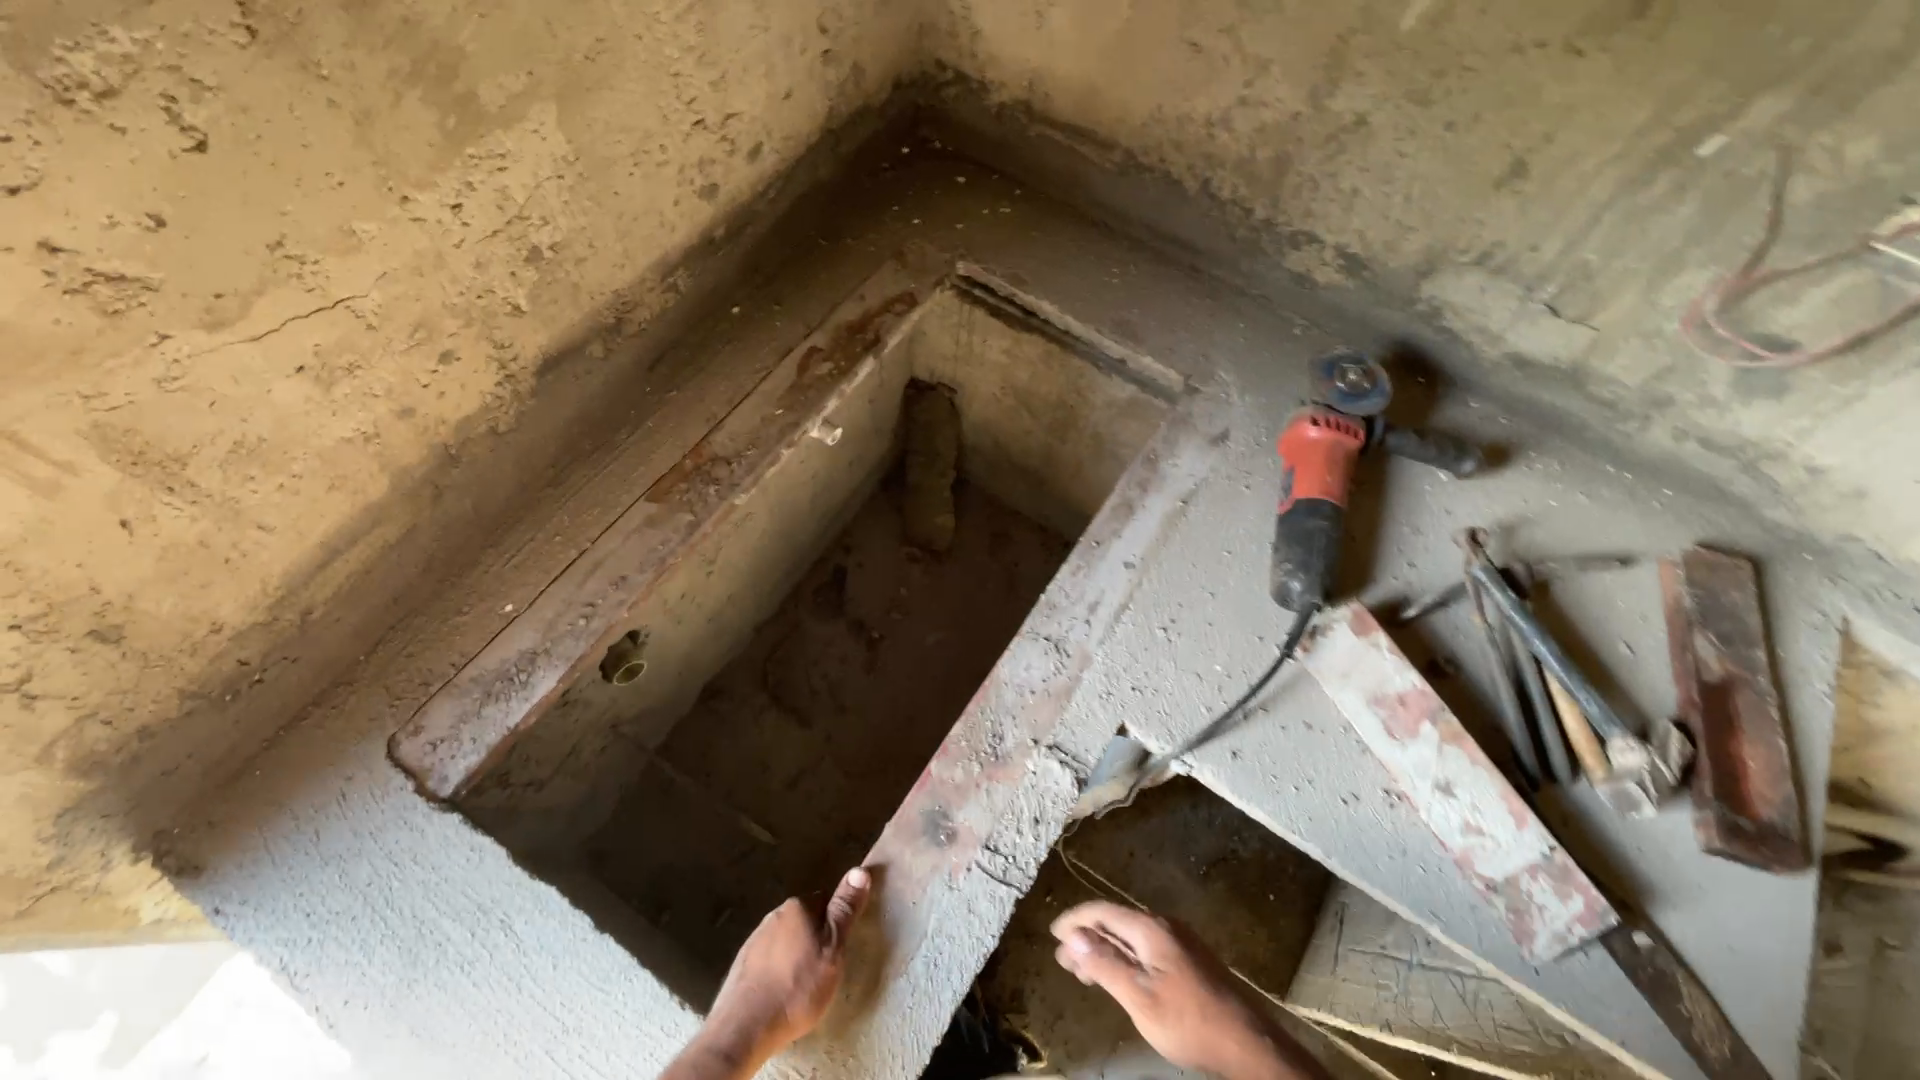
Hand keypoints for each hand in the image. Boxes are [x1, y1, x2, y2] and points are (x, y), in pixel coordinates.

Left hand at [696, 867, 871, 1071]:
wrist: (744, 1028)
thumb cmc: (797, 988)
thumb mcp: (832, 951)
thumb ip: (844, 911)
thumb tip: (860, 870)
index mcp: (797, 907)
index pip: (825, 901)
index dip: (836, 922)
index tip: (842, 946)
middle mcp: (773, 916)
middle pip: (804, 920)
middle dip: (815, 938)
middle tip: (826, 968)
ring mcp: (754, 940)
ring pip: (785, 940)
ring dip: (795, 955)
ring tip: (804, 984)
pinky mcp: (742, 964)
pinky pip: (769, 959)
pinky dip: (778, 970)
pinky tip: (782, 992)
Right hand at [1052, 901, 1314, 1079]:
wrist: (1245, 1043)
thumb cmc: (1187, 1020)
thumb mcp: (1138, 996)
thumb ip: (1105, 964)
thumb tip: (1073, 936)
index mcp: (1150, 929)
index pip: (1102, 912)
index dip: (1075, 920)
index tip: (1052, 933)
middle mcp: (1164, 926)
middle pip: (1116, 923)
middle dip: (1087, 938)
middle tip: (1064, 961)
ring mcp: (1180, 942)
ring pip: (1131, 937)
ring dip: (1105, 950)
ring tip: (1084, 972)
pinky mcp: (1189, 960)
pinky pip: (1146, 949)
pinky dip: (1124, 958)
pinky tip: (1119, 977)